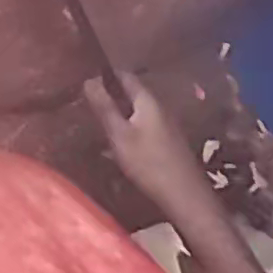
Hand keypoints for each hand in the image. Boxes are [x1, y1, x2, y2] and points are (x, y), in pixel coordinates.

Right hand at [82, 72, 189, 196]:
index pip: (125, 76)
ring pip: (138, 110)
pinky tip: (119, 139)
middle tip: (88, 98)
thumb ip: (104, 106)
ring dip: (120, 110)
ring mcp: (167, 125)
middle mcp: (160, 108)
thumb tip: (89, 79)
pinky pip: (144, 124)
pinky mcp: (169, 142)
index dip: (106, 73)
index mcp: (148, 101)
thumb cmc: (148, 163)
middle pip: (132, 92)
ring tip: (99, 118)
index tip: (86, 77)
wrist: (186, 198)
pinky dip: (129, 125)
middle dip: (111, 92)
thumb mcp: (119, 134)